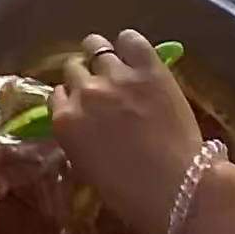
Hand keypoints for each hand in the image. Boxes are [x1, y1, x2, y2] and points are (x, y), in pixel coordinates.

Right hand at [50, 30, 202, 233]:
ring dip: (102, 55)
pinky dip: (130, 44)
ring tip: (115, 63)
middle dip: (84, 74)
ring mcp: (116, 76)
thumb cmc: (131, 194)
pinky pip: (130, 39)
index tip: (81, 103)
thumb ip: (79, 138)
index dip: (70, 96)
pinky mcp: (147, 67)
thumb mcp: (89, 168)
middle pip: (73, 67)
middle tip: (100, 86)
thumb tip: (85, 124)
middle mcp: (85, 92)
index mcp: (65, 121)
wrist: (177, 188)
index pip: (57, 94)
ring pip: (96, 45)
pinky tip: (136, 55)